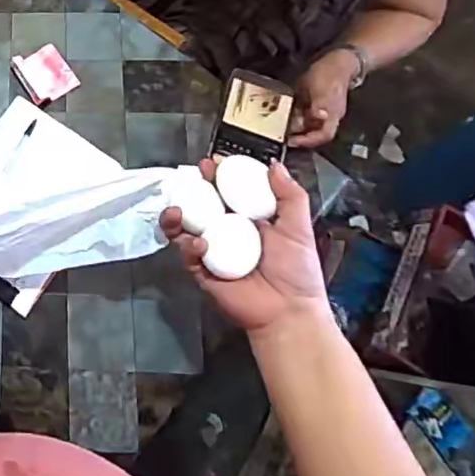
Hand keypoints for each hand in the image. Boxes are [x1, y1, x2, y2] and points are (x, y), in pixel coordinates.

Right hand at [159, 157, 326, 339]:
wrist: (290, 312)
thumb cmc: (297, 271)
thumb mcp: (299, 228)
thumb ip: (290, 196)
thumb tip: (275, 164)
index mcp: (246, 219)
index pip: (226, 191)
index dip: (216, 176)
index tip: (212, 163)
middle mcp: (225, 231)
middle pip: (200, 205)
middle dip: (191, 189)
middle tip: (192, 179)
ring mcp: (211, 250)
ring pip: (184, 228)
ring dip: (176, 217)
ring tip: (176, 212)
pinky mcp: (202, 271)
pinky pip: (187, 254)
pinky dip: (189, 246)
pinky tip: (200, 244)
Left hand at [289, 50, 356, 146]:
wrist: (337, 61)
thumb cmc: (328, 74)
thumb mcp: (321, 89)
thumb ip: (320, 104)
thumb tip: (320, 116)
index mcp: (331, 115)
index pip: (323, 135)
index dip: (308, 141)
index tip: (291, 141)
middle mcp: (327, 115)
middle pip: (313, 132)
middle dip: (297, 135)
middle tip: (280, 135)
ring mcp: (320, 109)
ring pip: (307, 124)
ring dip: (293, 126)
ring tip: (278, 126)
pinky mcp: (314, 102)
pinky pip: (303, 114)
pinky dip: (293, 116)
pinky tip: (282, 114)